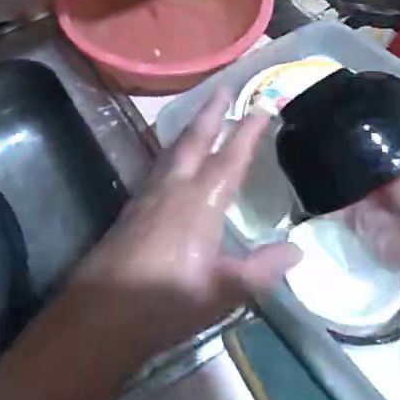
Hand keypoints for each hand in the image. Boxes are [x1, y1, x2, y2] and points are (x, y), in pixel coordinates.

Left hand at [68, 92, 300, 355]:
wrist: (103, 310)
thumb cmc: (167, 301)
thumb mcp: (223, 291)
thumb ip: (260, 270)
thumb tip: (296, 251)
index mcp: (200, 203)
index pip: (230, 160)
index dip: (247, 133)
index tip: (262, 106)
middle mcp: (172, 190)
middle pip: (193, 142)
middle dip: (210, 115)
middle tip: (222, 90)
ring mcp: (146, 197)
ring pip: (171, 153)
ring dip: (188, 132)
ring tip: (200, 119)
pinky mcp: (130, 210)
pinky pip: (156, 169)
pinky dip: (171, 154)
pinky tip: (171, 164)